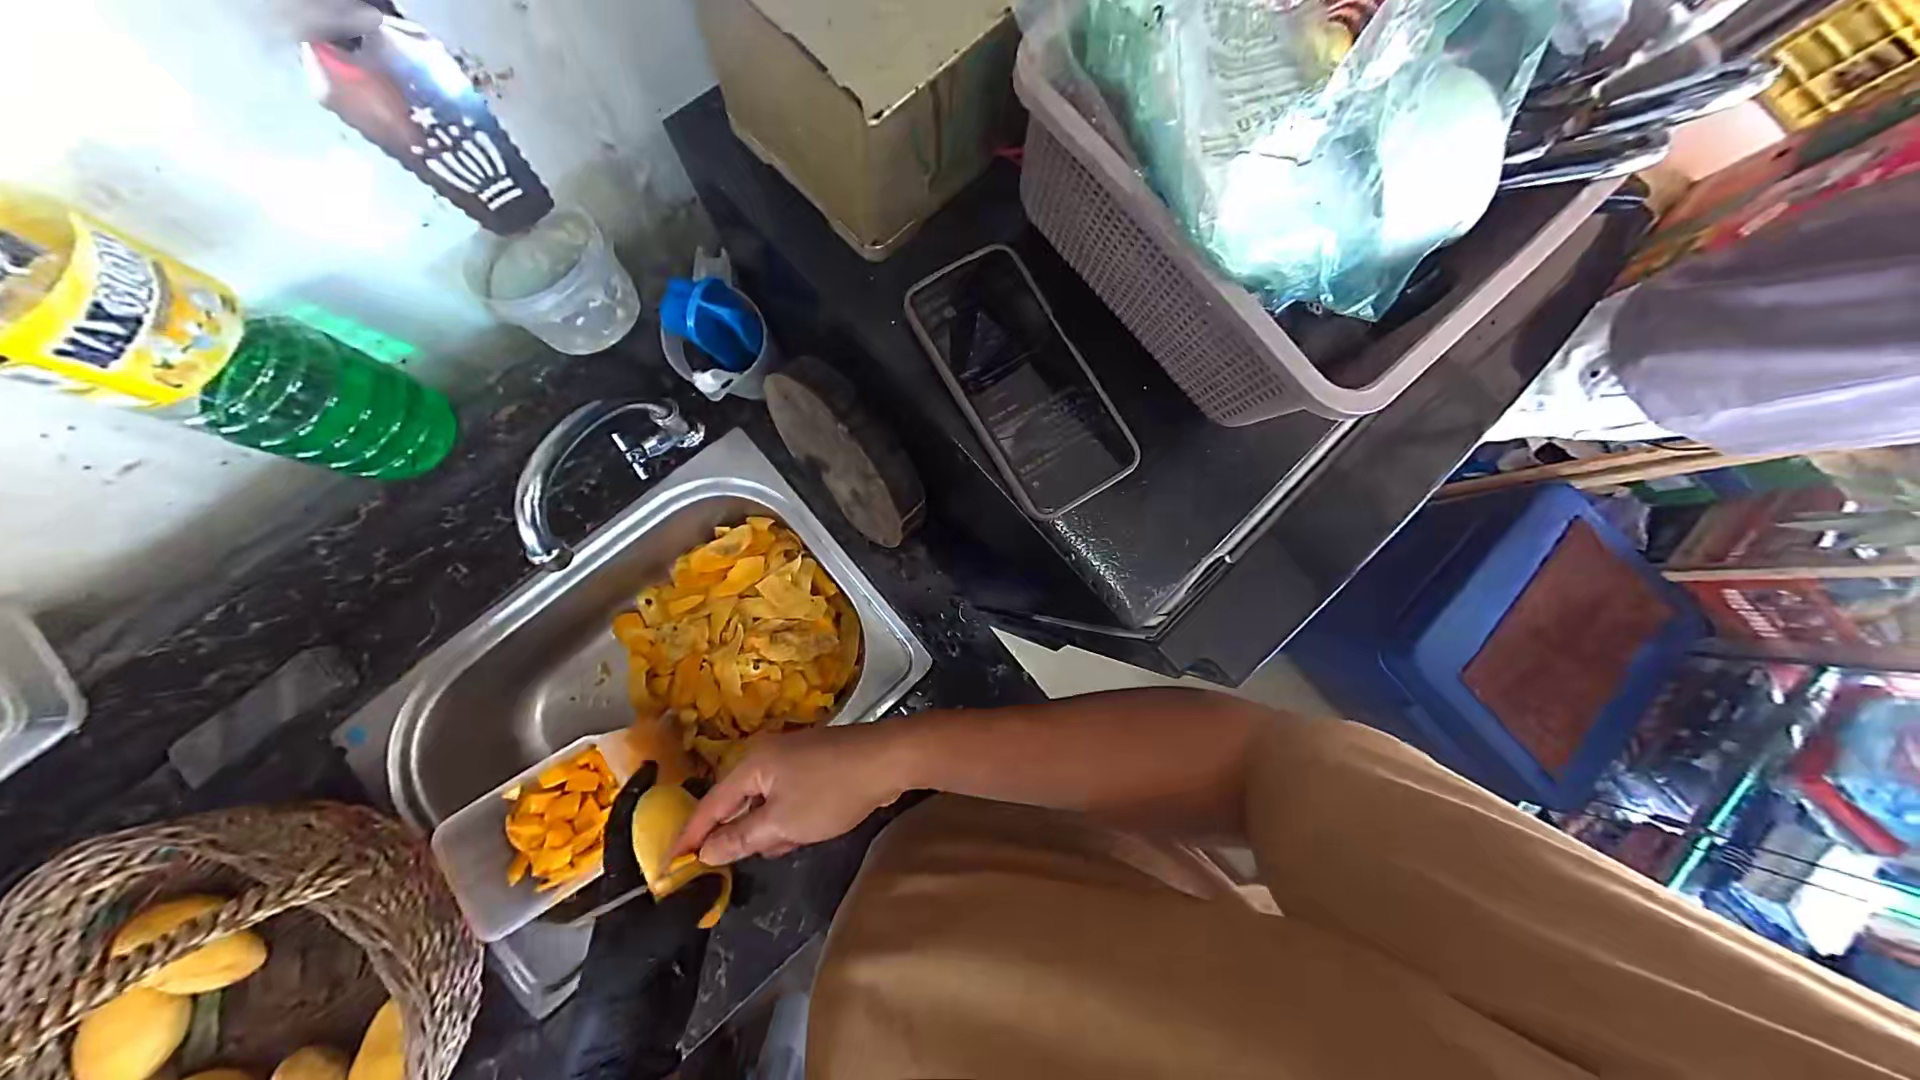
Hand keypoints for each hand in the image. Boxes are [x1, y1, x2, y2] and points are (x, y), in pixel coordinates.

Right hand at [673, 723, 910, 865]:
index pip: (709, 805)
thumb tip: (706, 850)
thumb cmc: (832, 792)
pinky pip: (790, 796)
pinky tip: (809, 829)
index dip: (689, 837)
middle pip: (739, 803)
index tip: (668, 866)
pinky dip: (793, 816)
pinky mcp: (817, 763)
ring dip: (774, 828)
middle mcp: (769, 755)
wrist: (890, 759)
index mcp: (752, 764)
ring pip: (767, 803)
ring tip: (795, 839)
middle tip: (757, 854)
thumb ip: (740, 838)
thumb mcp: (782, 824)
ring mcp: (795, 757)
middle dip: (745, 834)